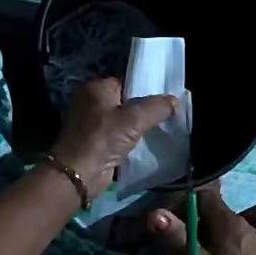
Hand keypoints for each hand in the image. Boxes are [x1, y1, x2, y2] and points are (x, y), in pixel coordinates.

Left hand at [50, 77, 177, 198]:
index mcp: (96, 87)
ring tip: (165, 123)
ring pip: (125, 117)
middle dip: (147, 107)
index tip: (169, 95)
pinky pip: (121, 132)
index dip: (148, 87)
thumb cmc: (103, 138)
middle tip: (170, 110)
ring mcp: (93, 121)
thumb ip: (158, 107)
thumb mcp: (135, 118)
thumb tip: (176, 100)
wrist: (79, 173)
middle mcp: (92, 100)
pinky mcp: (97, 139)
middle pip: (127, 99)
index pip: (128, 81)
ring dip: (141, 123)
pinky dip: (133, 136)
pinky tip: (151, 138)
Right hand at [148, 184, 255, 254]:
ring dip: (194, 246)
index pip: (203, 196)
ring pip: (213, 232)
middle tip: (168, 251)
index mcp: (229, 221)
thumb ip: (179, 239)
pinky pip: (223, 245)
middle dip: (185, 229)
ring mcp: (247, 239)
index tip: (164, 220)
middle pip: (207, 214)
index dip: (181, 203)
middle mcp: (241, 224)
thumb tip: (154, 213)